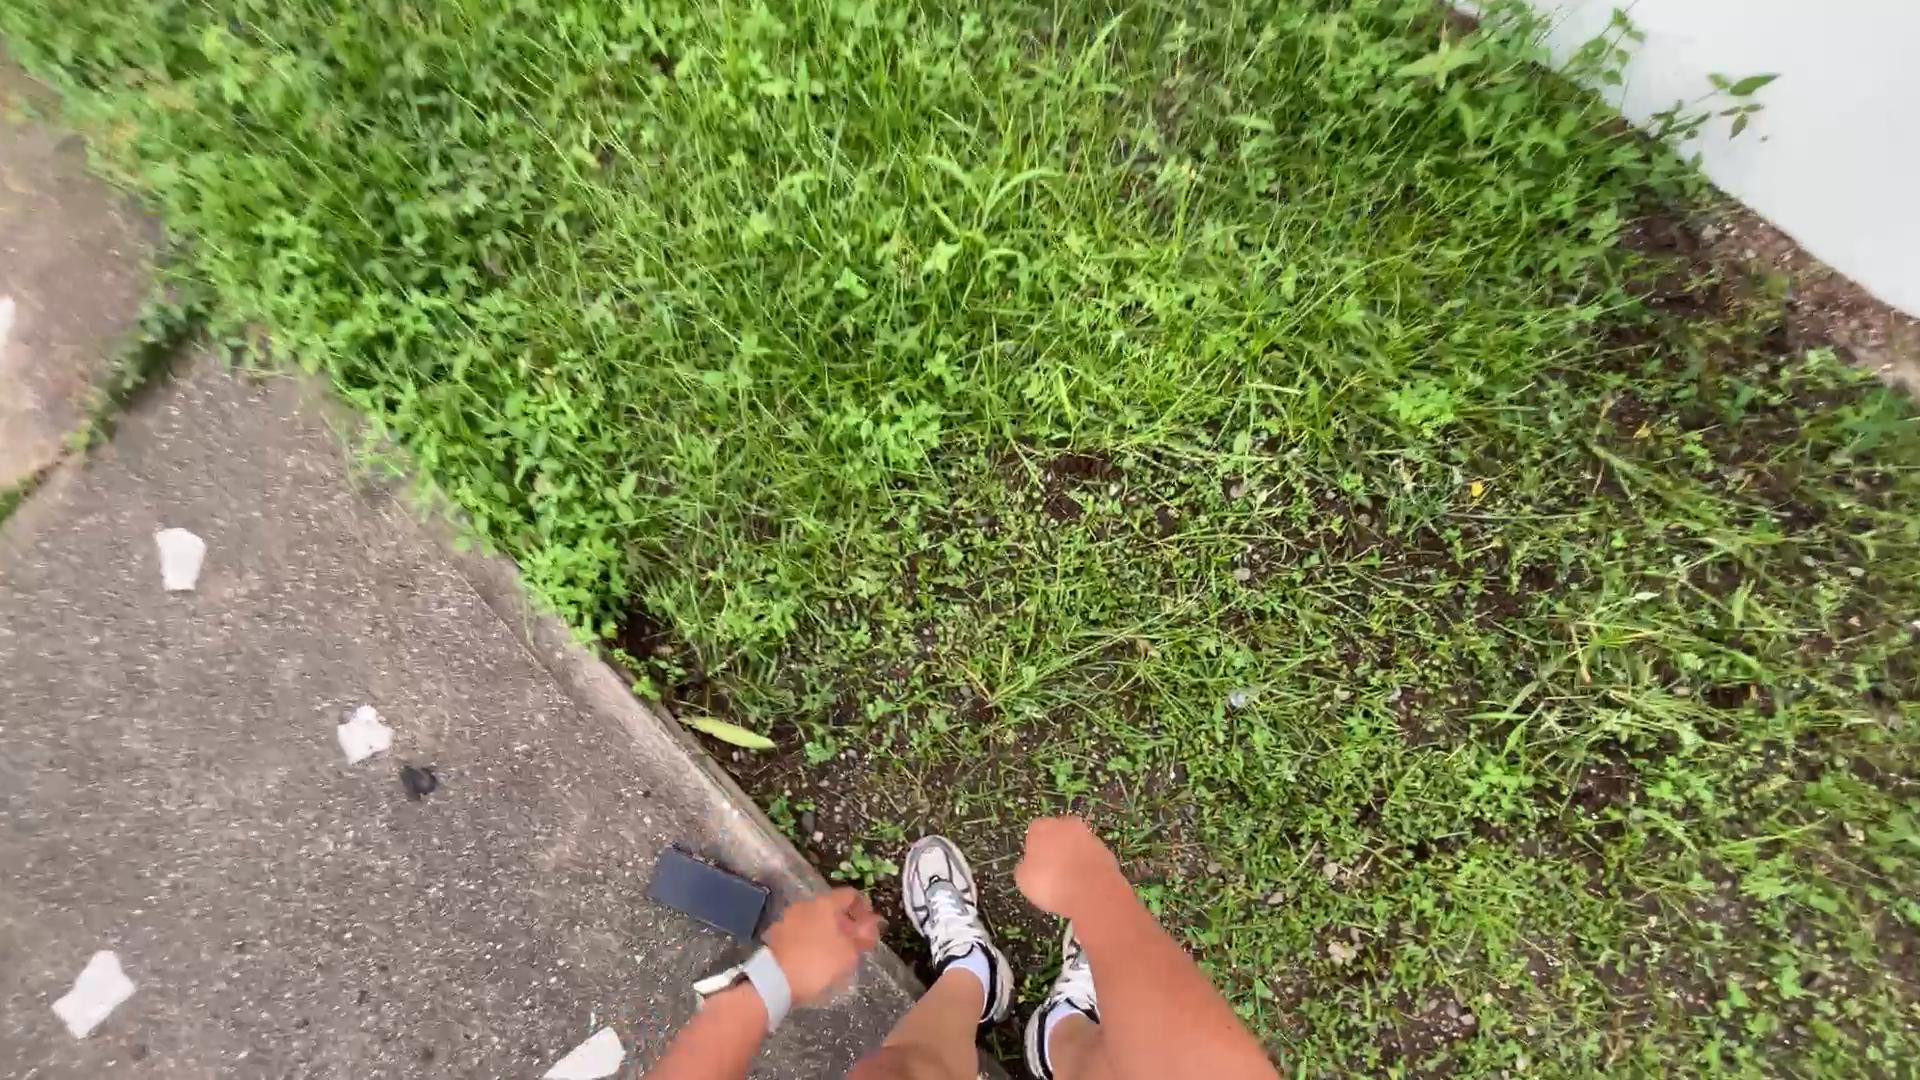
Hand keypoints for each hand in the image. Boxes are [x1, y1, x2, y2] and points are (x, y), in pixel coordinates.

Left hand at [762, 888, 882, 1005]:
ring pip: (815, 921)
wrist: (773, 982)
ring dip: (828, 933)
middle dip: (846, 924)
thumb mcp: (848, 953)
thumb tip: (873, 923)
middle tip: (854, 944)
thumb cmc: (817, 962)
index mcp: (825, 903)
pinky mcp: (776, 936)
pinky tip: (815, 960)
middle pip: (832, 908)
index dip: (864, 907)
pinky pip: (801, 933)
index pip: (850, 895)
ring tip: (835, 955)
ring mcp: (788, 919)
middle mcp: (806, 905)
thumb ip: (863, 936)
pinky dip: (811, 941)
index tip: (869, 925)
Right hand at [1015, 816, 1126, 918]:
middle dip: (1056, 847)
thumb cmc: (1051, 883)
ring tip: (1070, 881)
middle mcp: (1066, 825)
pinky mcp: (1105, 851)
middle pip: (1058, 833)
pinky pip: (1092, 857)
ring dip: (1074, 856)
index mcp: (1042, 827)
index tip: (1034, 865)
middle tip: (1052, 870)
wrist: (1092, 892)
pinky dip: (1088, 867)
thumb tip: (1029, 865)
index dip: (1034, 848)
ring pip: (1077, 844)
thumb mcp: (1024, 880)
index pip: (1034, 830)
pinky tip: (1085, 885)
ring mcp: (1088, 836)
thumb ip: (1025, 867)